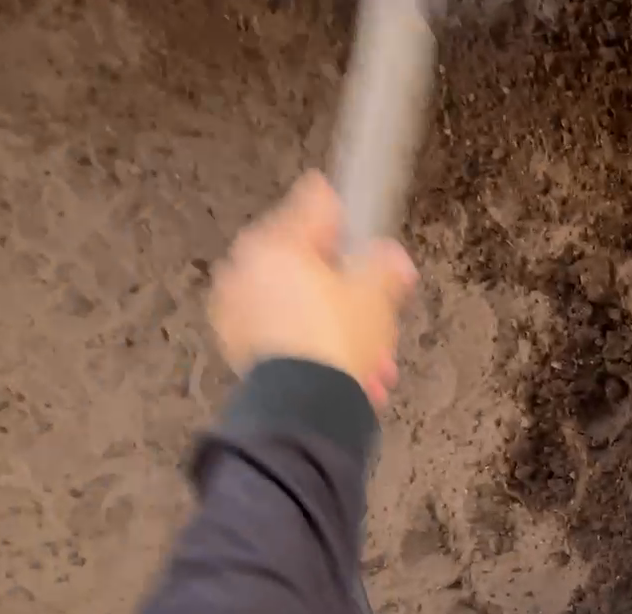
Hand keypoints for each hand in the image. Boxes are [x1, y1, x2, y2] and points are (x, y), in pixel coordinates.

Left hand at [208, 172, 416, 407]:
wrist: (306, 400)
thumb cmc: (338, 339)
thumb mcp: (377, 298)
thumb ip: (386, 269)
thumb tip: (393, 257)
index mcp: (277, 245)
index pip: (315, 208)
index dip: (341, 207)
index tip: (342, 196)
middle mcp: (248, 268)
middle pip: (310, 266)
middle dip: (349, 291)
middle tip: (380, 310)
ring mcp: (239, 307)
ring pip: (302, 306)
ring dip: (340, 327)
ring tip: (374, 359)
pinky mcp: (239, 344)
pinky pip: (287, 335)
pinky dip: (317, 346)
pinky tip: (350, 370)